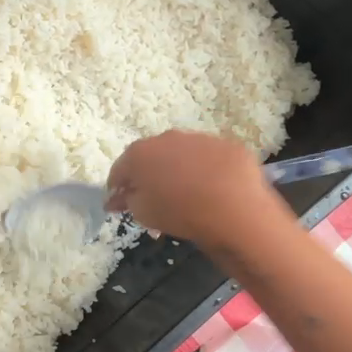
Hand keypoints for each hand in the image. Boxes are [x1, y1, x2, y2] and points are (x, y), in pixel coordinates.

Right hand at [105, 131, 290, 243]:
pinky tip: (215, 189)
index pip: (120, 169)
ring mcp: (200, 139)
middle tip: (154, 195)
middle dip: (149, 173)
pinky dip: (209, 170)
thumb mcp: (141, 213)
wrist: (233, 211)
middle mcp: (167, 138)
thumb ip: (126, 201)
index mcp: (139, 153)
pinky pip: (211, 158)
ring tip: (188, 192)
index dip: (118, 186)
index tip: (120, 201)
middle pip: (151, 156)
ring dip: (180, 168)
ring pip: (183, 153)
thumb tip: (119, 198)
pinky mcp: (229, 145)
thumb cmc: (177, 212)